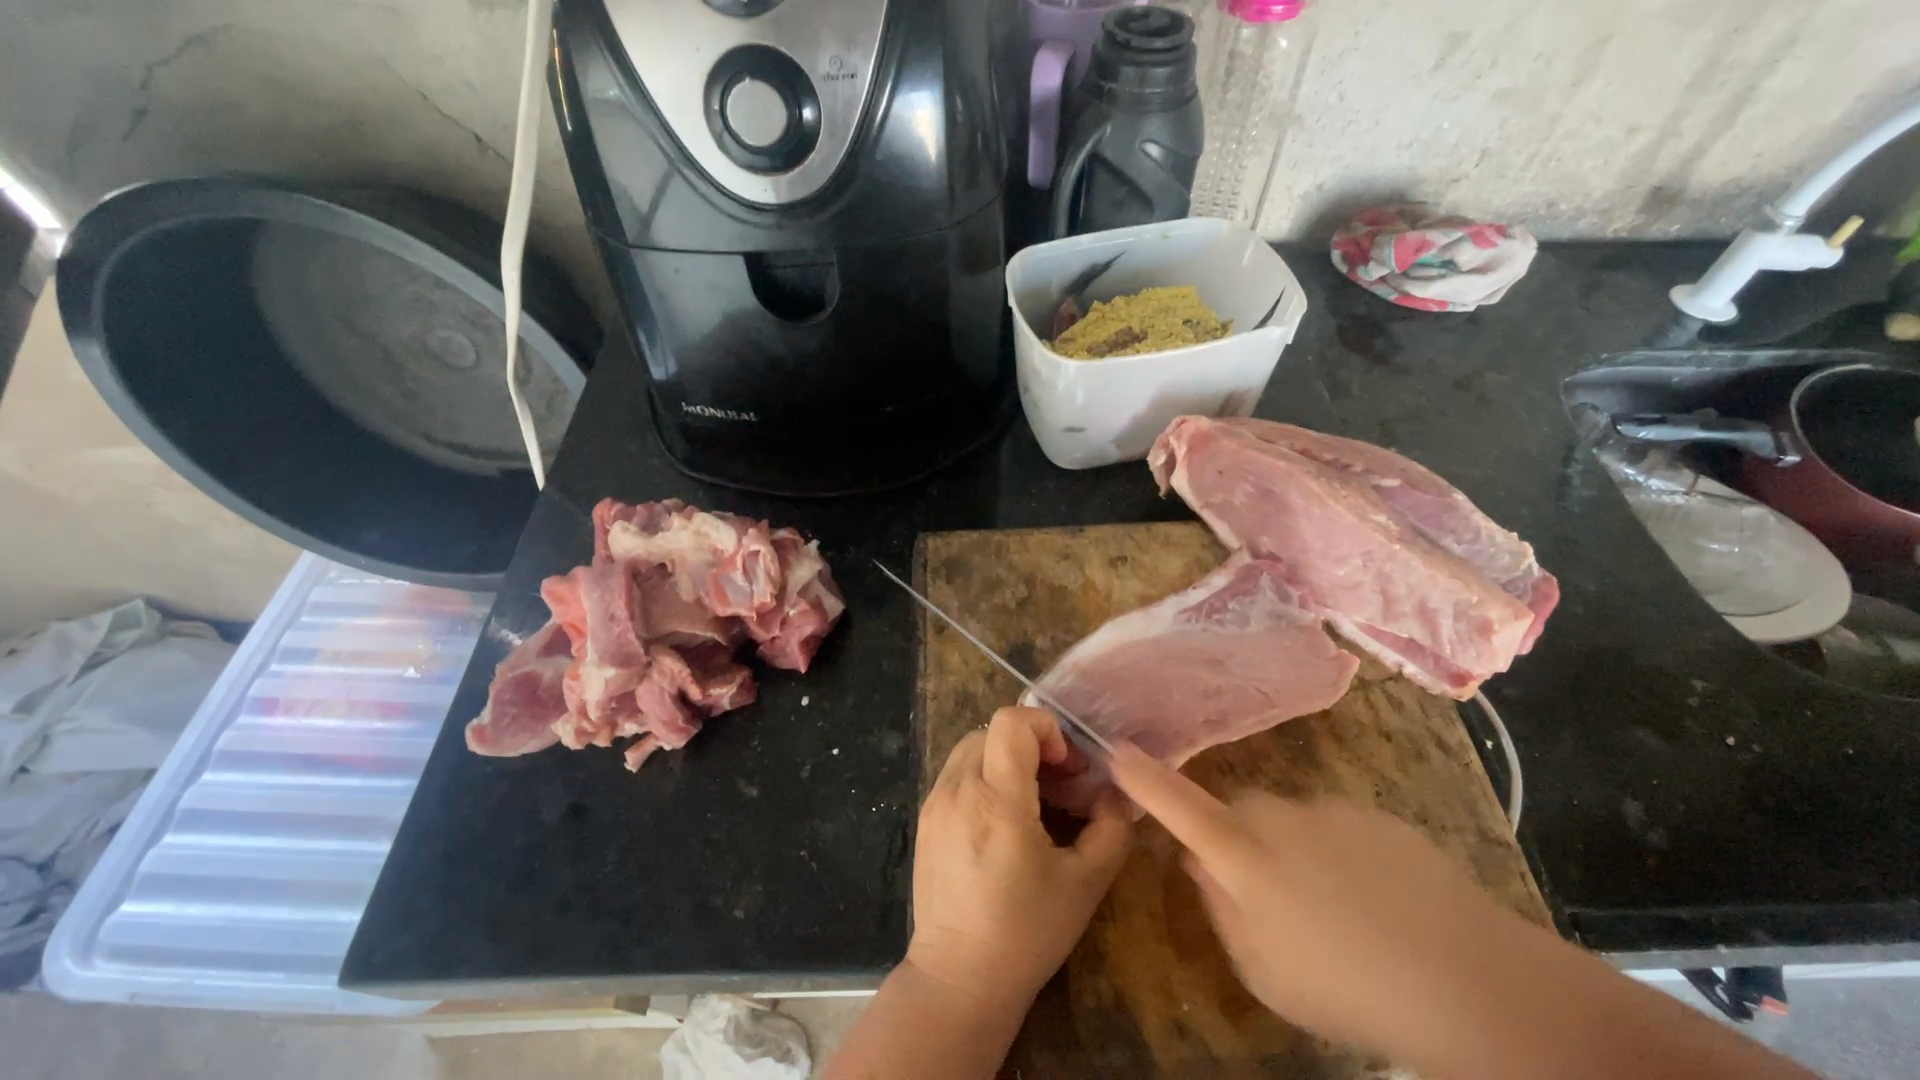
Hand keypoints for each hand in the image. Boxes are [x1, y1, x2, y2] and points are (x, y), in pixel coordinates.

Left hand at [906, 707, 1132, 1004]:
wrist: (960, 978)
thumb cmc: (1027, 932)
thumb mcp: (1085, 883)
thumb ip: (1110, 830)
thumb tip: (1115, 797)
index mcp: (996, 800)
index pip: (1011, 722)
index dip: (1047, 729)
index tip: (1068, 766)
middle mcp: (958, 791)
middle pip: (991, 732)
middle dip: (1031, 746)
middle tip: (1060, 785)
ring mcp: (934, 806)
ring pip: (971, 752)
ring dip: (1006, 763)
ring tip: (1034, 805)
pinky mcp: (924, 823)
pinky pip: (956, 778)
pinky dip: (985, 782)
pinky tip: (1005, 826)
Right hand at [1109, 742, 1820, 1079]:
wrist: (1466, 979)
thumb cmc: (1343, 987)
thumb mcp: (1261, 970)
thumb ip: (1220, 910)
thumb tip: (1202, 868)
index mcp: (1240, 856)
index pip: (1176, 806)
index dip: (1142, 778)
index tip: (1115, 749)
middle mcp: (1280, 816)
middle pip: (1240, 813)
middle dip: (1239, 842)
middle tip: (1265, 898)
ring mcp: (1334, 811)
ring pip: (1292, 822)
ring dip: (1294, 852)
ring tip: (1337, 913)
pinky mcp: (1380, 816)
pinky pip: (1340, 829)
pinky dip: (1343, 855)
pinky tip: (1378, 904)